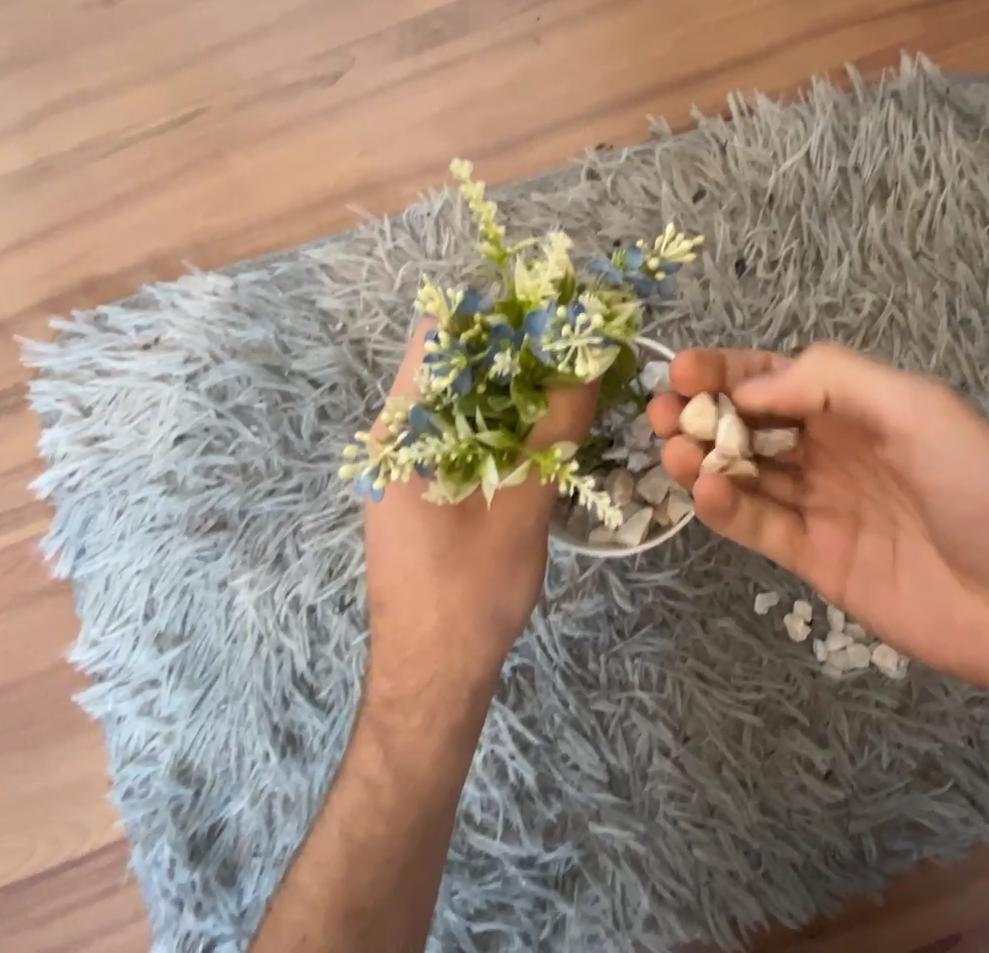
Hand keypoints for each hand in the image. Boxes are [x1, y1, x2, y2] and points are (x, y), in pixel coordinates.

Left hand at [362, 322, 597, 681]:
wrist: (435, 676)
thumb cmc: (468, 594)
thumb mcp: (521, 506)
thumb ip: (556, 430)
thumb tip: (591, 361)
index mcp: (400, 434)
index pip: (437, 338)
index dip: (496, 315)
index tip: (557, 312)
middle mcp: (397, 440)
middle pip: (456, 368)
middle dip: (520, 351)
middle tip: (584, 348)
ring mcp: (411, 467)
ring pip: (468, 404)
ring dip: (522, 390)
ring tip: (581, 381)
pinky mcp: (430, 491)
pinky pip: (471, 438)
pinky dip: (513, 426)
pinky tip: (556, 430)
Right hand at [647, 343, 988, 698]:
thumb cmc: (986, 488)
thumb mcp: (918, 409)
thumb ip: (835, 381)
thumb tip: (752, 385)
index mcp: (864, 407)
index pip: (781, 377)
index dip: (729, 370)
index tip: (682, 371)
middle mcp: (838, 451)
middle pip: (755, 424)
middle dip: (706, 413)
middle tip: (665, 415)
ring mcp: (826, 508)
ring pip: (750, 475)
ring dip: (709, 460)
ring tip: (677, 452)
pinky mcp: (818, 561)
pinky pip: (762, 527)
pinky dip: (729, 510)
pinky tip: (708, 493)